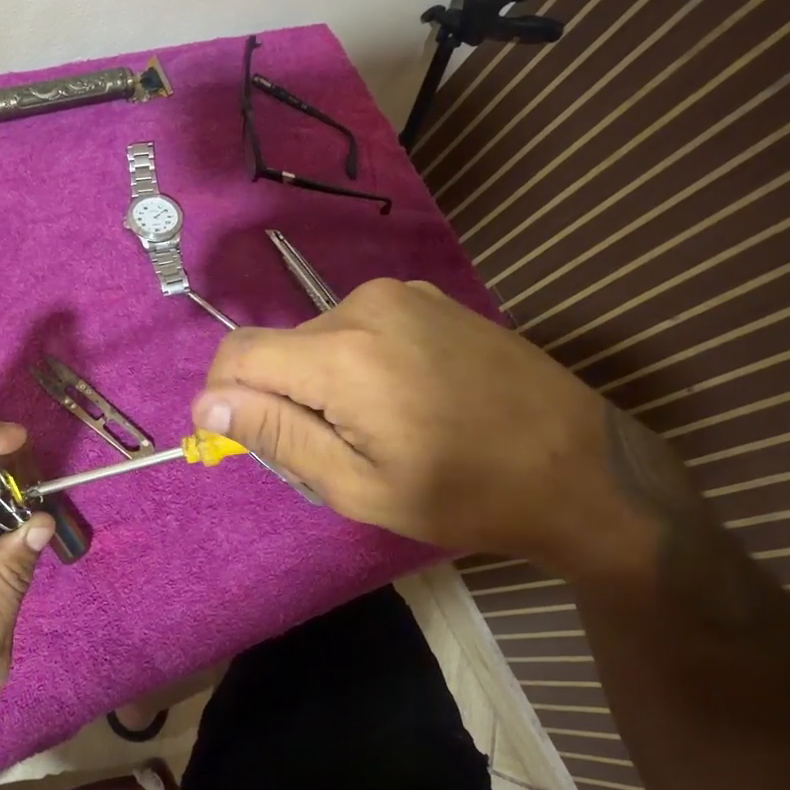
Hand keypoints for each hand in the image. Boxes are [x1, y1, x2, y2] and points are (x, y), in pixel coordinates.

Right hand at [192, 278, 636, 574]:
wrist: (582, 467)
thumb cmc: (467, 494)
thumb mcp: (359, 486)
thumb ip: (277, 436)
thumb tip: (207, 404)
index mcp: (342, 355)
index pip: (238, 353)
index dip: (223, 397)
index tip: (244, 439)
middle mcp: (365, 306)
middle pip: (280, 347)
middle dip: (282, 397)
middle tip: (332, 454)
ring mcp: (403, 295)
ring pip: (319, 337)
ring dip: (322, 382)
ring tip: (378, 429)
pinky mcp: (430, 298)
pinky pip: (361, 327)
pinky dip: (358, 363)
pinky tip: (406, 400)